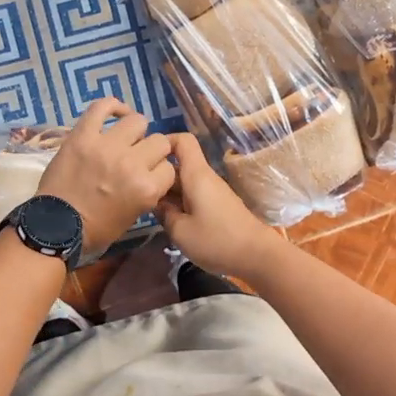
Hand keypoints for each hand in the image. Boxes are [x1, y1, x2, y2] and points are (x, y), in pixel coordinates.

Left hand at [37, 98, 175, 250]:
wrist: (56, 227)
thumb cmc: (96, 229)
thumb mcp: (134, 216)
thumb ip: (148, 191)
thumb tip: (153, 172)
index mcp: (146, 188)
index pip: (168, 167)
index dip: (160, 171)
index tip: (150, 174)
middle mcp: (132, 163)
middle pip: (159, 142)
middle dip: (152, 151)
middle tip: (137, 158)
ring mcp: (106, 146)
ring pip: (138, 121)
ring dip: (135, 131)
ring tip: (125, 139)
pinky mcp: (83, 136)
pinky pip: (102, 107)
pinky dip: (113, 106)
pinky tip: (116, 114)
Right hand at [159, 134, 284, 278]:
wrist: (257, 255)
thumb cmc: (216, 240)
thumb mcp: (180, 231)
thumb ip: (163, 214)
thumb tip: (155, 202)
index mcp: (196, 175)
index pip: (182, 140)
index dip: (164, 142)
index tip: (146, 158)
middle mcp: (205, 178)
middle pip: (179, 164)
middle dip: (159, 174)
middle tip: (138, 191)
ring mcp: (213, 192)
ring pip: (185, 182)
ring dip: (168, 191)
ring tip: (149, 207)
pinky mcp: (218, 206)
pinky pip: (194, 195)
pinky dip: (180, 202)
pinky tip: (170, 219)